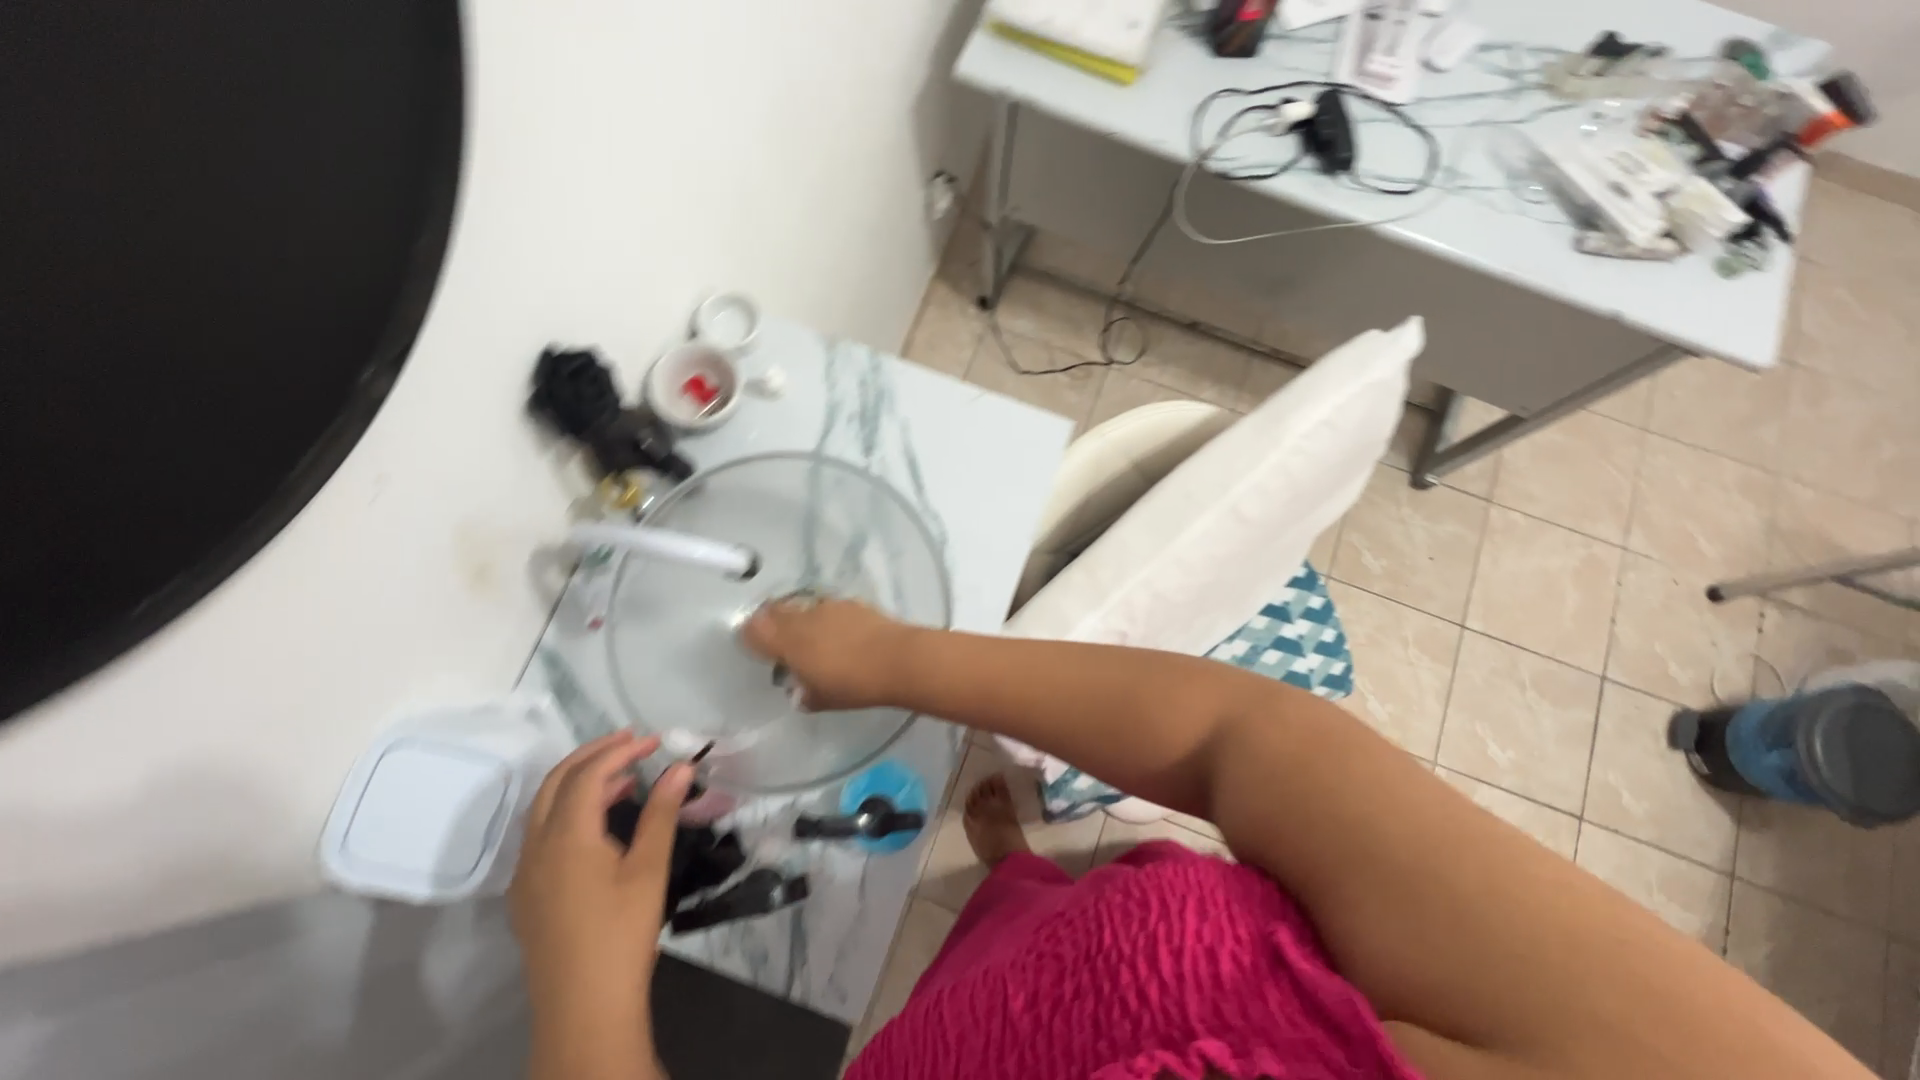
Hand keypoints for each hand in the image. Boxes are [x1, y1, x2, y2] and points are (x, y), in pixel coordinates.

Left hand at [509, 732, 692, 1021]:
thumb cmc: (622, 933)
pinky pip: (541, 834)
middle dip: (592, 755)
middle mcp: (535, 846)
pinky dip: (568, 812)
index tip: (653, 740)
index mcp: (565, 835)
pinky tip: (598, 826)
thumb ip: (661, 812)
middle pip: (556, 781)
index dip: (619, 751)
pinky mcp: (526, 894)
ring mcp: (525, 872)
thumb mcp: (649, 869)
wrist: (584, 1006)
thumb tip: (680, 767)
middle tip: (630, 742)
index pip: (587, 774)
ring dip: (579, 783)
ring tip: (623, 779)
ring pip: (544, 808)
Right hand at [740, 596, 914, 710]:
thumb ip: (805, 694)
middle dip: (772, 622)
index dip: (750, 636)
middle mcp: (803, 617)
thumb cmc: (853, 684)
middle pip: (776, 611)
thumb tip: (799, 691)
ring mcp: (829, 606)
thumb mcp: (822, 699)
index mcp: (788, 641)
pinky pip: (828, 607)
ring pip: (803, 606)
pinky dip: (826, 618)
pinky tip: (839, 633)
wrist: (898, 659)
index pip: (754, 629)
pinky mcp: (853, 603)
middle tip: (778, 639)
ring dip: (801, 619)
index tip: (755, 647)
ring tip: (812, 637)